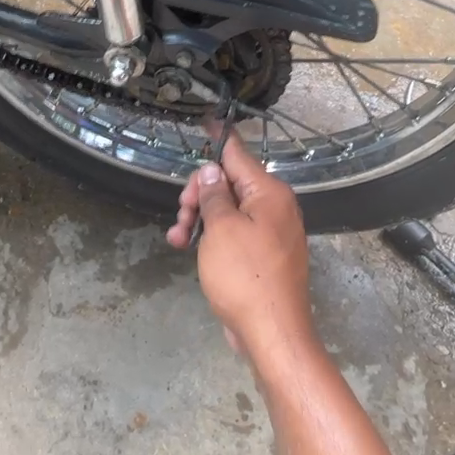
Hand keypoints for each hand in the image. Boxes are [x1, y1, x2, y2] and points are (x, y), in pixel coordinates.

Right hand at [166, 132, 315, 361]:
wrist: (273, 335)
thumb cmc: (245, 276)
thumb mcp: (220, 228)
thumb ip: (213, 194)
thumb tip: (211, 171)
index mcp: (269, 193)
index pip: (237, 154)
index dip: (218, 138)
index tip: (207, 119)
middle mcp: (275, 207)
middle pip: (228, 183)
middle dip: (198, 195)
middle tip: (182, 215)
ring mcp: (271, 233)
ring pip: (227, 210)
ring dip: (199, 218)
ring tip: (179, 239)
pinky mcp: (263, 256)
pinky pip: (234, 233)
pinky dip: (211, 236)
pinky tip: (188, 248)